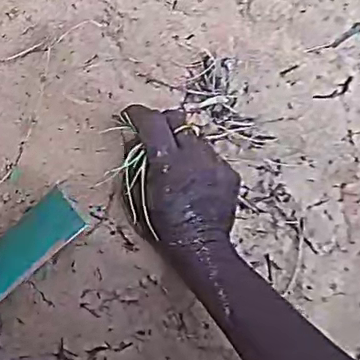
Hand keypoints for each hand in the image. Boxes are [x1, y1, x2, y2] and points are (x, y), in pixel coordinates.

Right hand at [123, 105, 239, 254]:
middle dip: (162, 122)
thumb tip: (134, 140)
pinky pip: (211, 157)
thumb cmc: (161, 224)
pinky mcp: (229, 173)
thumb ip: (134, 163)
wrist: (200, 245)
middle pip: (178, 120)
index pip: (152, 122)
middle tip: (153, 132)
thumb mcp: (136, 194)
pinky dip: (199, 162)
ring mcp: (215, 163)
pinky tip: (194, 180)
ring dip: (182, 144)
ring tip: (176, 163)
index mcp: (166, 161)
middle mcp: (193, 155)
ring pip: (195, 139)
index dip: (138, 114)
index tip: (130, 114)